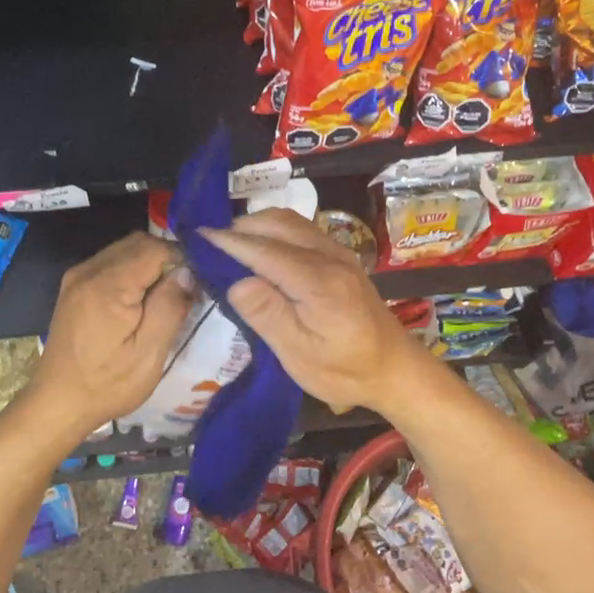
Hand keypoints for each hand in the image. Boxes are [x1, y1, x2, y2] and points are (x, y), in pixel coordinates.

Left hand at [20, 232, 194, 436]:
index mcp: (108, 285)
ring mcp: (77, 276)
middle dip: (165, 260)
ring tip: (161, 300)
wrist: (58, 402)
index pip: (155, 248)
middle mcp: (88, 271)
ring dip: (149, 266)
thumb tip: (187, 272)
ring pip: (124, 250)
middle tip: (180, 294)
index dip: (180, 261)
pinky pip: (110, 263)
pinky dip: (131, 272)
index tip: (193, 288)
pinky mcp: (73, 286)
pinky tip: (138, 303)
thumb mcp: (148, 354)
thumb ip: (169, 307)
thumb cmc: (107, 384)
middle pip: (138, 243)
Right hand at [198, 209, 430, 413]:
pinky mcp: (341, 257)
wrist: (396, 370)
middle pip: (277, 224)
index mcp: (318, 282)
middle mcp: (329, 257)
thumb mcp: (300, 355)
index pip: (263, 251)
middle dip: (240, 228)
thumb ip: (268, 315)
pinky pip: (301, 229)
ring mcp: (338, 253)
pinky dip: (274, 230)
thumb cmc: (345, 371)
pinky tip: (260, 248)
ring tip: (229, 244)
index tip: (197, 237)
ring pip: (290, 221)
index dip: (228, 242)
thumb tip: (236, 282)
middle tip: (208, 245)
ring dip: (257, 225)